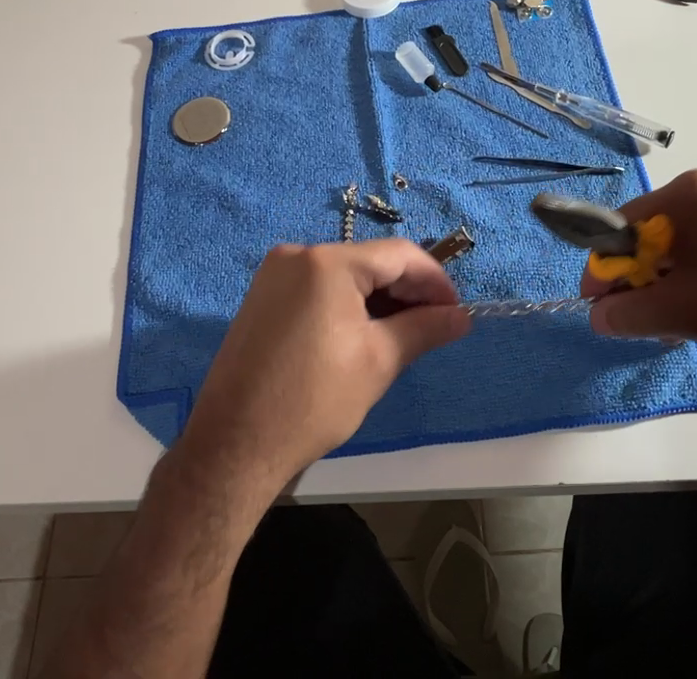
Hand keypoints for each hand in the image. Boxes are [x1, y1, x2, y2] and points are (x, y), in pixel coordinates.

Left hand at [180, 240, 468, 488]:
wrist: (235, 442)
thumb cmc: (313, 400)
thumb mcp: (379, 361)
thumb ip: (424, 329)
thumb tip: (461, 317)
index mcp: (327, 262)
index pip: (399, 254)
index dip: (434, 281)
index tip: (456, 313)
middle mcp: (297, 254)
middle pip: (369, 261)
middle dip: (407, 291)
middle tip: (434, 328)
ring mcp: (275, 274)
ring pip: (344, 275)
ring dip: (378, 299)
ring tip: (402, 336)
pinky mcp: (263, 296)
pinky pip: (318, 287)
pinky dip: (347, 304)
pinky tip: (363, 335)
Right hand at [582, 164, 696, 409]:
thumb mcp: (694, 314)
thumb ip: (633, 312)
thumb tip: (597, 315)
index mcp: (691, 192)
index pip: (621, 225)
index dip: (605, 269)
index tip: (600, 308)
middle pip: (655, 229)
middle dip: (643, 275)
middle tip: (650, 321)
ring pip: (690, 236)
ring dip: (676, 276)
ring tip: (691, 319)